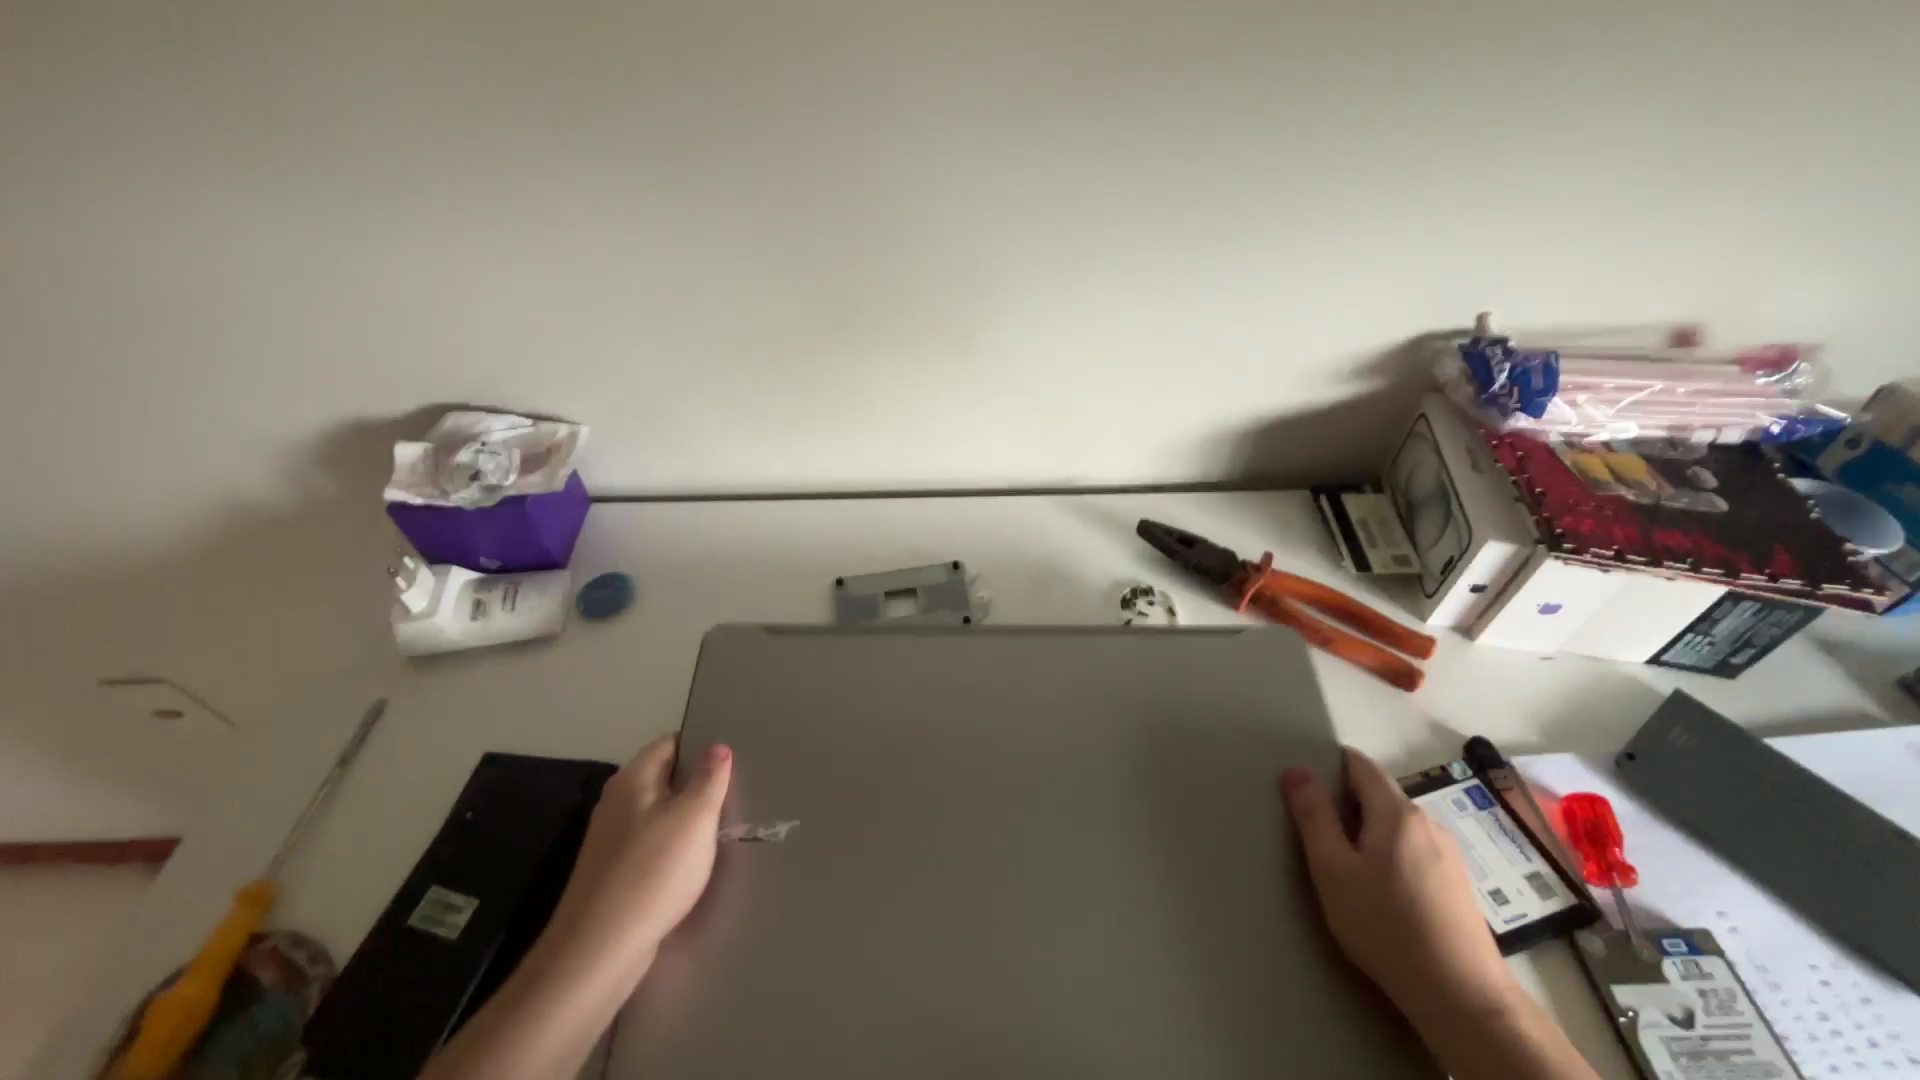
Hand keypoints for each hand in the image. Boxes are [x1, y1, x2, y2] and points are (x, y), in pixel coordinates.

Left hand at [546, 736, 733, 963]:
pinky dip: (672, 847)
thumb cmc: (654, 872)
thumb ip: (709, 779)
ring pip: (657, 814)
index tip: (732, 759)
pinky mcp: (613, 872)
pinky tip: (692, 865)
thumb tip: (717, 746)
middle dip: (696, 783)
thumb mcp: (694, 819)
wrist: (601, 947)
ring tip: (720, 829)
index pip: (669, 743)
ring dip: (686, 818)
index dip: (700, 746)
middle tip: (735, 794)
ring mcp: (610, 839)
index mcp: (632, 780)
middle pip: (663, 778)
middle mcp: (616, 802)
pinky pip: (650, 845)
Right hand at [1280, 748, 1520, 1028]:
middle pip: (1379, 795)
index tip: (1306, 794)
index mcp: (1397, 812)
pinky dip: (1391, 857)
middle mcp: (1428, 822)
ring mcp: (1449, 854)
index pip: (1360, 764)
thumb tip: (1296, 770)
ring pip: (1397, 826)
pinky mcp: (1457, 883)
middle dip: (1347, 806)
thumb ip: (1313, 816)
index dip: (1329, 767)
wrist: (1460, 994)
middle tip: (1318, 841)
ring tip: (1348, 872)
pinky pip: (1414, 851)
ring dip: (1369, 835)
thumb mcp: (1332, 870)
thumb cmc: (1384, 926)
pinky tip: (1383, 895)